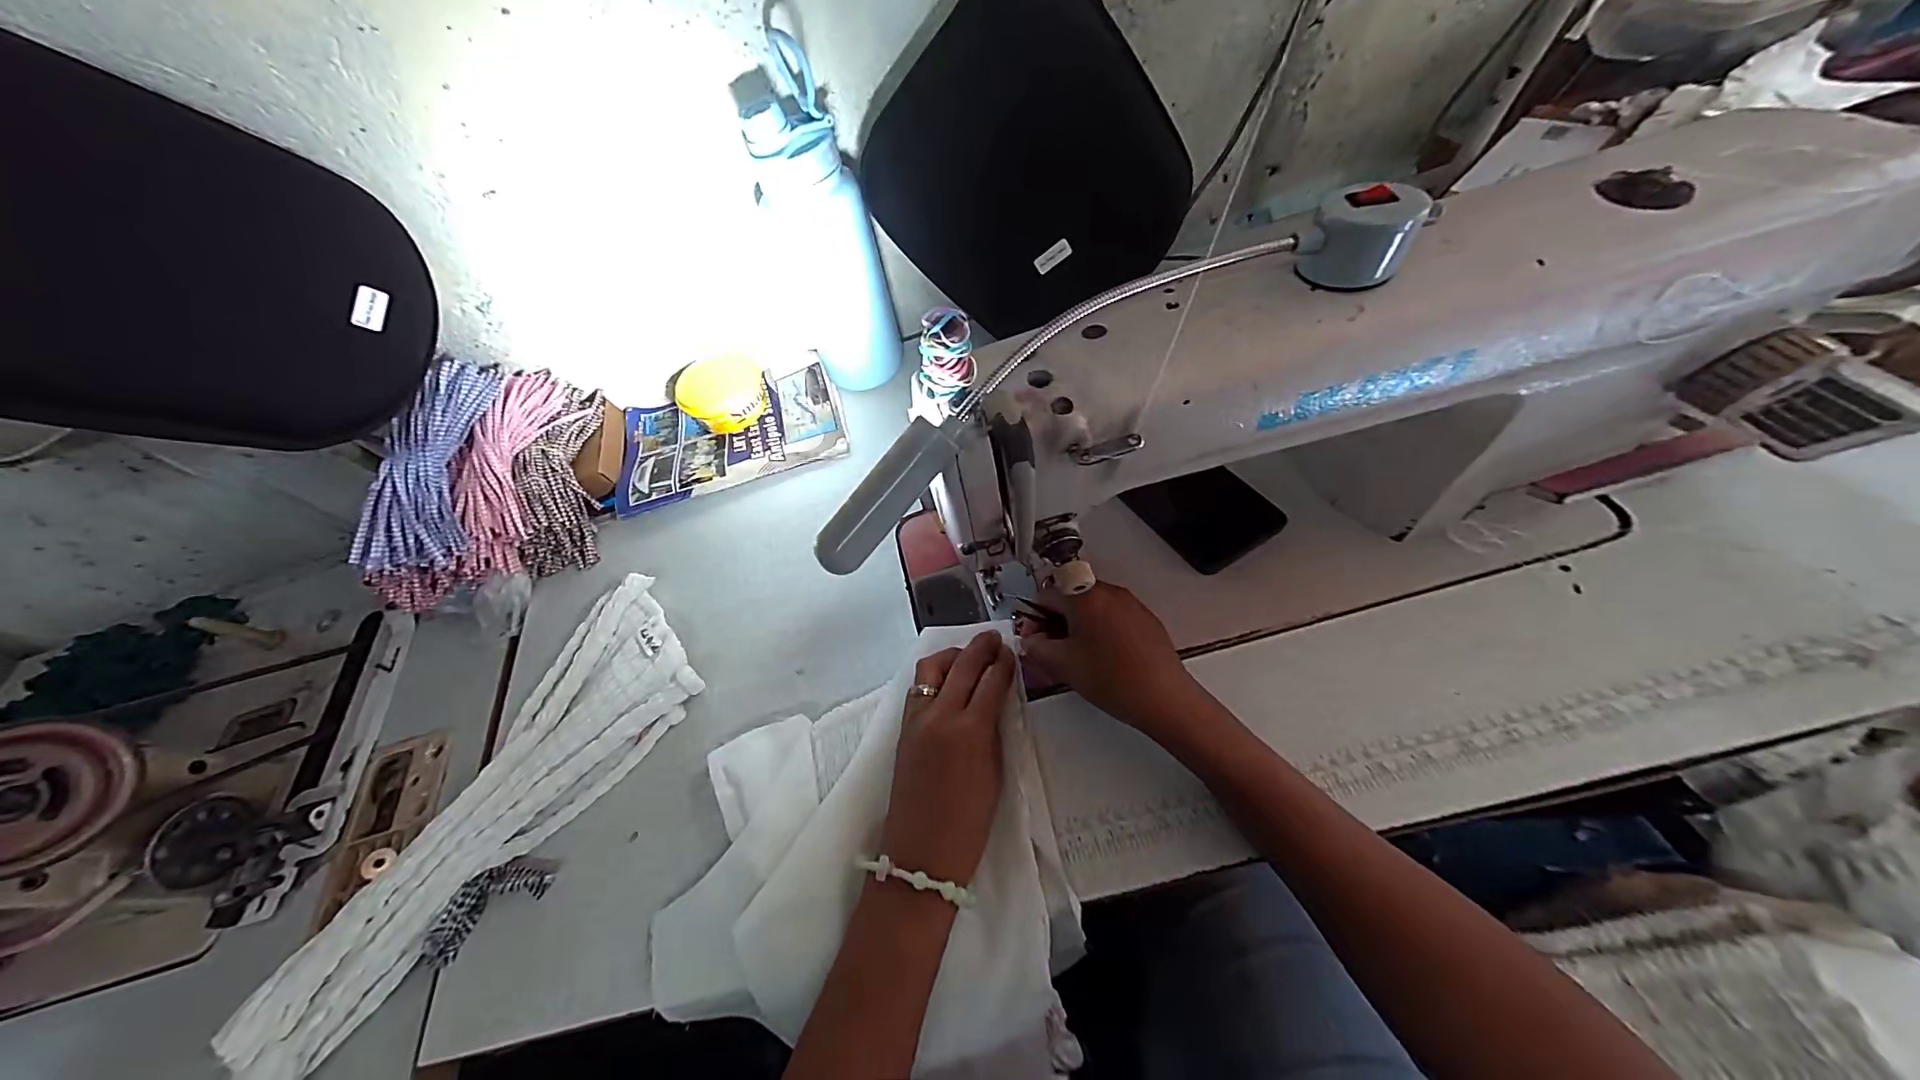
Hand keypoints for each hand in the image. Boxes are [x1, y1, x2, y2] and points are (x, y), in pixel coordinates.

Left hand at [880, 631, 1015, 886]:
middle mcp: (940, 716)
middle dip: (980, 647)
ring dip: (953, 656)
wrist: (922, 853)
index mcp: (971, 730)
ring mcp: (916, 720)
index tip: (1012, 651)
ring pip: (932, 668)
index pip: (992, 680)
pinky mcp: (902, 728)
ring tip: (969, 656)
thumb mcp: (995, 772)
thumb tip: (998, 701)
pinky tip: (948, 681)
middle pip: (962, 666)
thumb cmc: (970, 823)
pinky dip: (935, 676)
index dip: (1004, 662)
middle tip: (994, 638)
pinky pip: (918, 688)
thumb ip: (995, 730)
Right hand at [1017, 583, 1207, 743]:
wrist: (1162, 697)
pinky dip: (1100, 631)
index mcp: (1084, 595)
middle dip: (1055, 621)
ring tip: (1076, 657)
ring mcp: (1130, 604)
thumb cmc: (1114, 679)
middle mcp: (1109, 592)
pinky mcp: (1145, 619)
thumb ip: (1036, 646)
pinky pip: (1113, 617)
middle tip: (1051, 648)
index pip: (1046, 594)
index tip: (1033, 636)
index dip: (1033, 617)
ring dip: (1077, 627)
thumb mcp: (1062, 664)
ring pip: (1092, 608)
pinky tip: (1101, 658)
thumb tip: (1032, 641)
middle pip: (1070, 598)